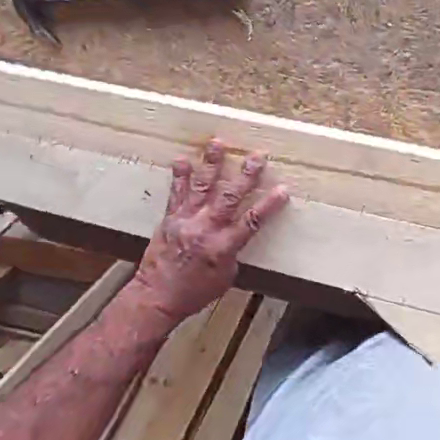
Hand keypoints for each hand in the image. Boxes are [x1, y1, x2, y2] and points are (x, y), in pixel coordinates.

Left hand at [126, 140, 290, 323]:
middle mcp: (205, 230)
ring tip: (218, 143)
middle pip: (229, 197)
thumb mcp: (224, 278)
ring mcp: (186, 221)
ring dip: (212, 164)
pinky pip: (176, 193)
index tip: (283, 189)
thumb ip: (232, 252)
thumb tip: (237, 234)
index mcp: (223, 248)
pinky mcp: (170, 218)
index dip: (269, 205)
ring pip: (202, 187)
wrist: (156, 296)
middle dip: (245, 175)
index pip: (252, 222)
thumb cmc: (194, 293)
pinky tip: (182, 159)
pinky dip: (180, 176)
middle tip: (257, 156)